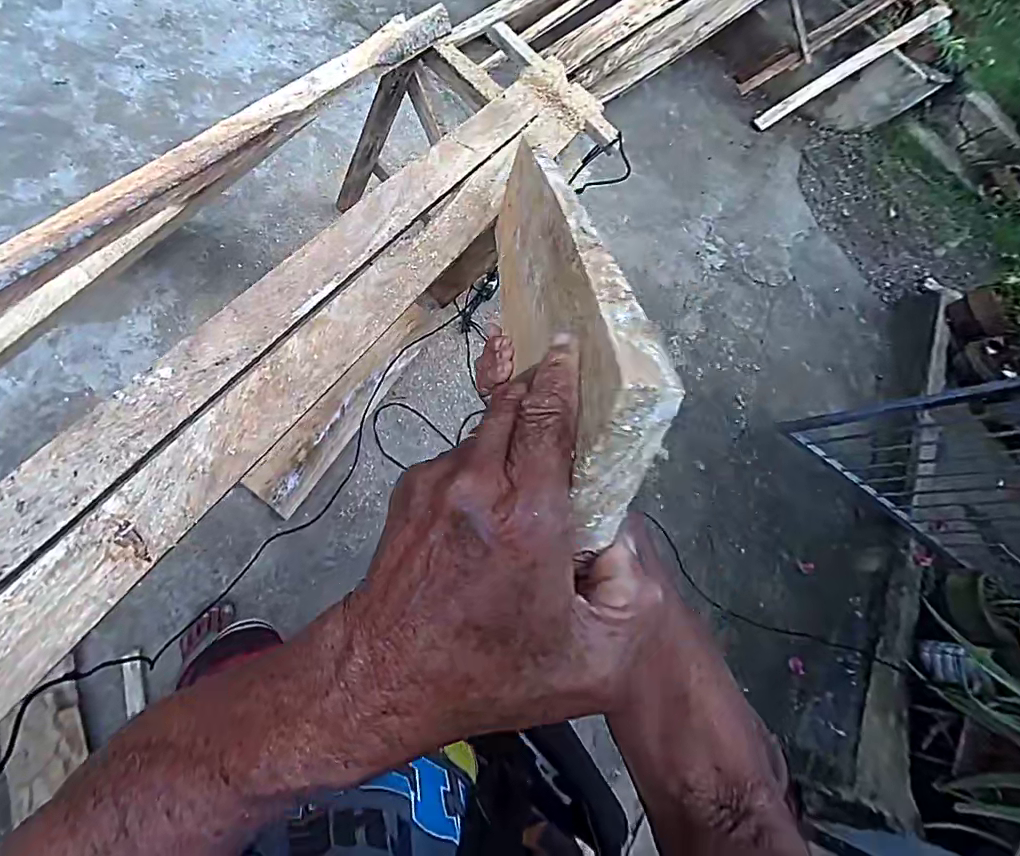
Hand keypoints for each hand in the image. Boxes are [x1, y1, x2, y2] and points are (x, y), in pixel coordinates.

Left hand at [339, 333, 669, 744]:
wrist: (387, 672)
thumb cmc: (492, 671)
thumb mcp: (595, 659)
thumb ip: (632, 590)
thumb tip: (620, 531)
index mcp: (530, 518)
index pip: (550, 419)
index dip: (563, 377)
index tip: (567, 346)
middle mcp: (480, 484)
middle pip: (515, 404)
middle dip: (539, 388)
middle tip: (557, 386)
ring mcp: (439, 479)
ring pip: (487, 428)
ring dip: (511, 434)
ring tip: (523, 482)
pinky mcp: (412, 484)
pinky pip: (461, 456)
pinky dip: (482, 465)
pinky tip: (485, 509)